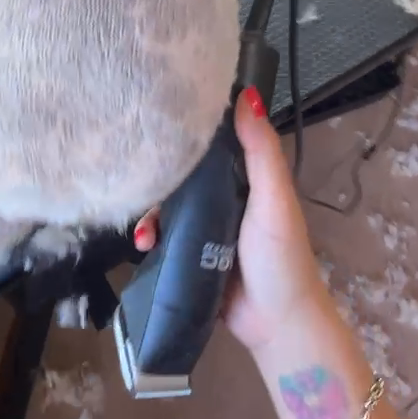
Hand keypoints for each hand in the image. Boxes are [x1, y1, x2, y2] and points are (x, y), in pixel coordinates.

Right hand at [129, 87, 331, 352]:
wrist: (276, 325)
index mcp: (246, 175)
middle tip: (137, 172)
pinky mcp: (191, 253)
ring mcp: (206, 225)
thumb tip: (246, 93)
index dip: (191, 126)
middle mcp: (224, 194)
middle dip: (161, 173)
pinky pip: (164, 235)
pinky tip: (144, 243)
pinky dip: (151, 235)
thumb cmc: (280, 254)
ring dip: (151, 210)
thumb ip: (260, 150)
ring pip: (169, 203)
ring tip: (144, 225)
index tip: (160, 110)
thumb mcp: (273, 197)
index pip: (214, 139)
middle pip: (185, 171)